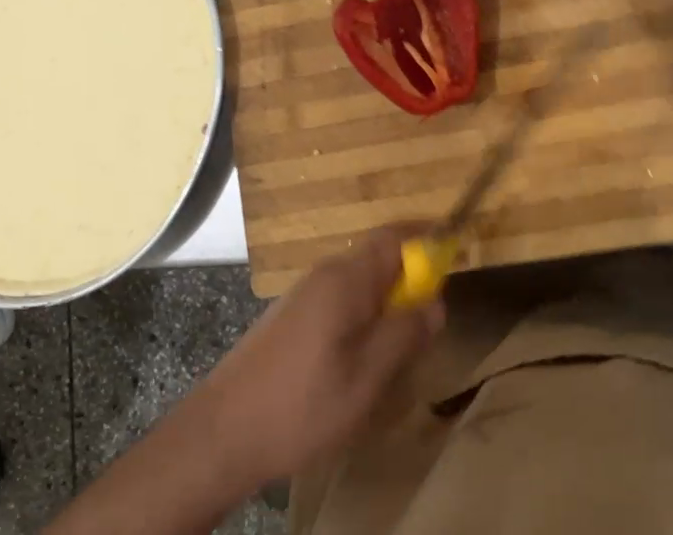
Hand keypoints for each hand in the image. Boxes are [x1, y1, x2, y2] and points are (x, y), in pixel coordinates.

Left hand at [184, 227, 444, 487]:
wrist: (218, 436)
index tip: (454, 261)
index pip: (394, 237)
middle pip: (378, 261)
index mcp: (345, 279)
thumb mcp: (368, 377)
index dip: (427, 242)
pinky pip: (339, 306)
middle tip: (424, 330)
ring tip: (392, 358)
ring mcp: (301, 297)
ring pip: (359, 288)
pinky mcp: (288, 321)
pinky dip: (360, 324)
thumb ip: (406, 333)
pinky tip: (355, 368)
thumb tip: (437, 303)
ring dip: (384, 310)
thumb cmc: (301, 405)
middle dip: (409, 286)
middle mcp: (322, 276)